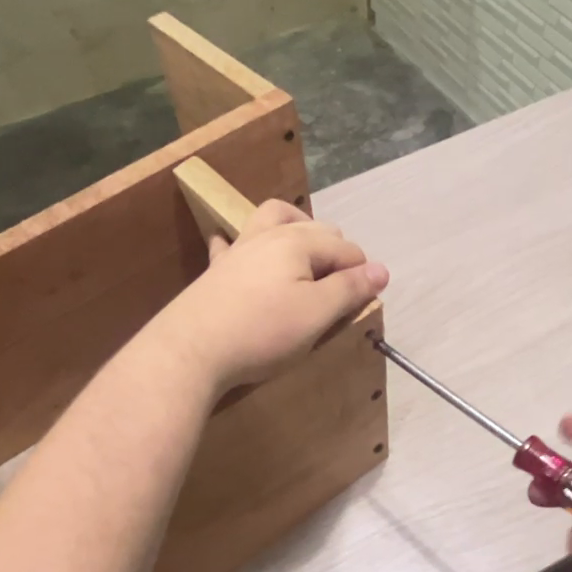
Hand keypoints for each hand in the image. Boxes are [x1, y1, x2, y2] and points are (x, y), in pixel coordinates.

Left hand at [149, 200, 388, 390]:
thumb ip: (350, 289)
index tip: (359, 307)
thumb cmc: (262, 333)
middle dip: (334, 254)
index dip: (361, 276)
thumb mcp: (316, 315)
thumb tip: (382, 269)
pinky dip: (246, 246)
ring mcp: (239, 249)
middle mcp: (269, 235)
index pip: (347, 250)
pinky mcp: (216, 270)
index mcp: (299, 242)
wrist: (190, 350)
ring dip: (296, 232)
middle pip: (316, 230)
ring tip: (306, 260)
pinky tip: (244, 256)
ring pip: (275, 221)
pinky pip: (233, 244)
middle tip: (337, 295)